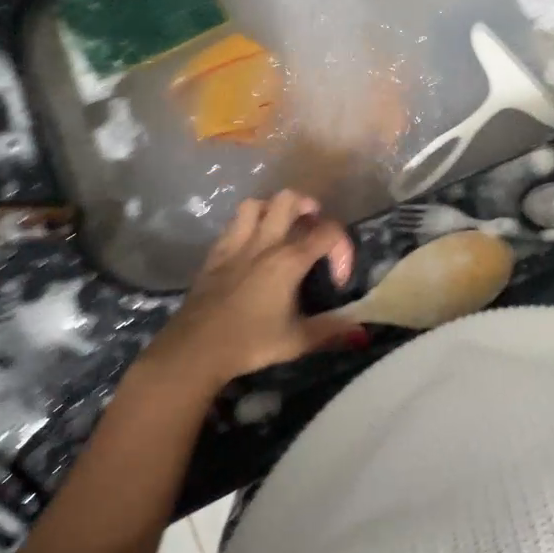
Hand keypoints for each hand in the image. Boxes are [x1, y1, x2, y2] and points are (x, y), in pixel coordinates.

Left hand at [138, 191, 362, 393]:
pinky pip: (232, 225)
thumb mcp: (297, 341)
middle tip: (313, 229)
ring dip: (273, 210)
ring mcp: (236, 246)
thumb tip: (361, 332)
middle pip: (290, 199)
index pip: (329, 231)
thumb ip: (331, 331)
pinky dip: (247, 227)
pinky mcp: (214, 256)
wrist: (192, 353)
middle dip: (308, 207)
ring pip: (256, 204)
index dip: (343, 249)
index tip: (337, 280)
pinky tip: (251, 248)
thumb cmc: (248, 344)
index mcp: (289, 260)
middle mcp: (265, 243)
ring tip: (282, 229)